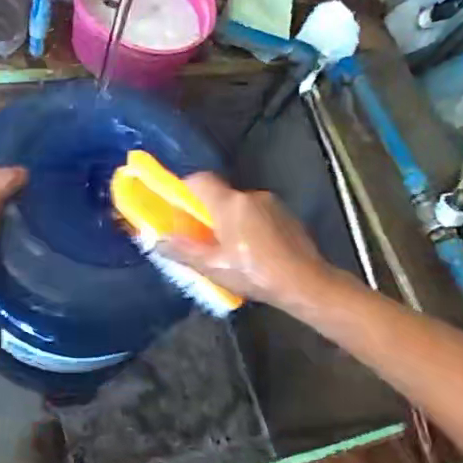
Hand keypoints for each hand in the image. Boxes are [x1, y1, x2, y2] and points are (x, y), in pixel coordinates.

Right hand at [159, 172, 337, 308]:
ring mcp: (272, 203)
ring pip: (240, 206)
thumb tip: (158, 240)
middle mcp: (251, 195)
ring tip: (229, 251)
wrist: (305, 283)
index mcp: (230, 203)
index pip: (199, 180)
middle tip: (201, 239)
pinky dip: (250, 227)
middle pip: (220, 196)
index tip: (177, 209)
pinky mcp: (287, 215)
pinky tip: (253, 252)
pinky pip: (258, 214)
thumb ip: (183, 250)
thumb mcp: (213, 267)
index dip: (184, 189)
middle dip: (207, 213)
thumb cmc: (255, 274)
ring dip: (230, 222)